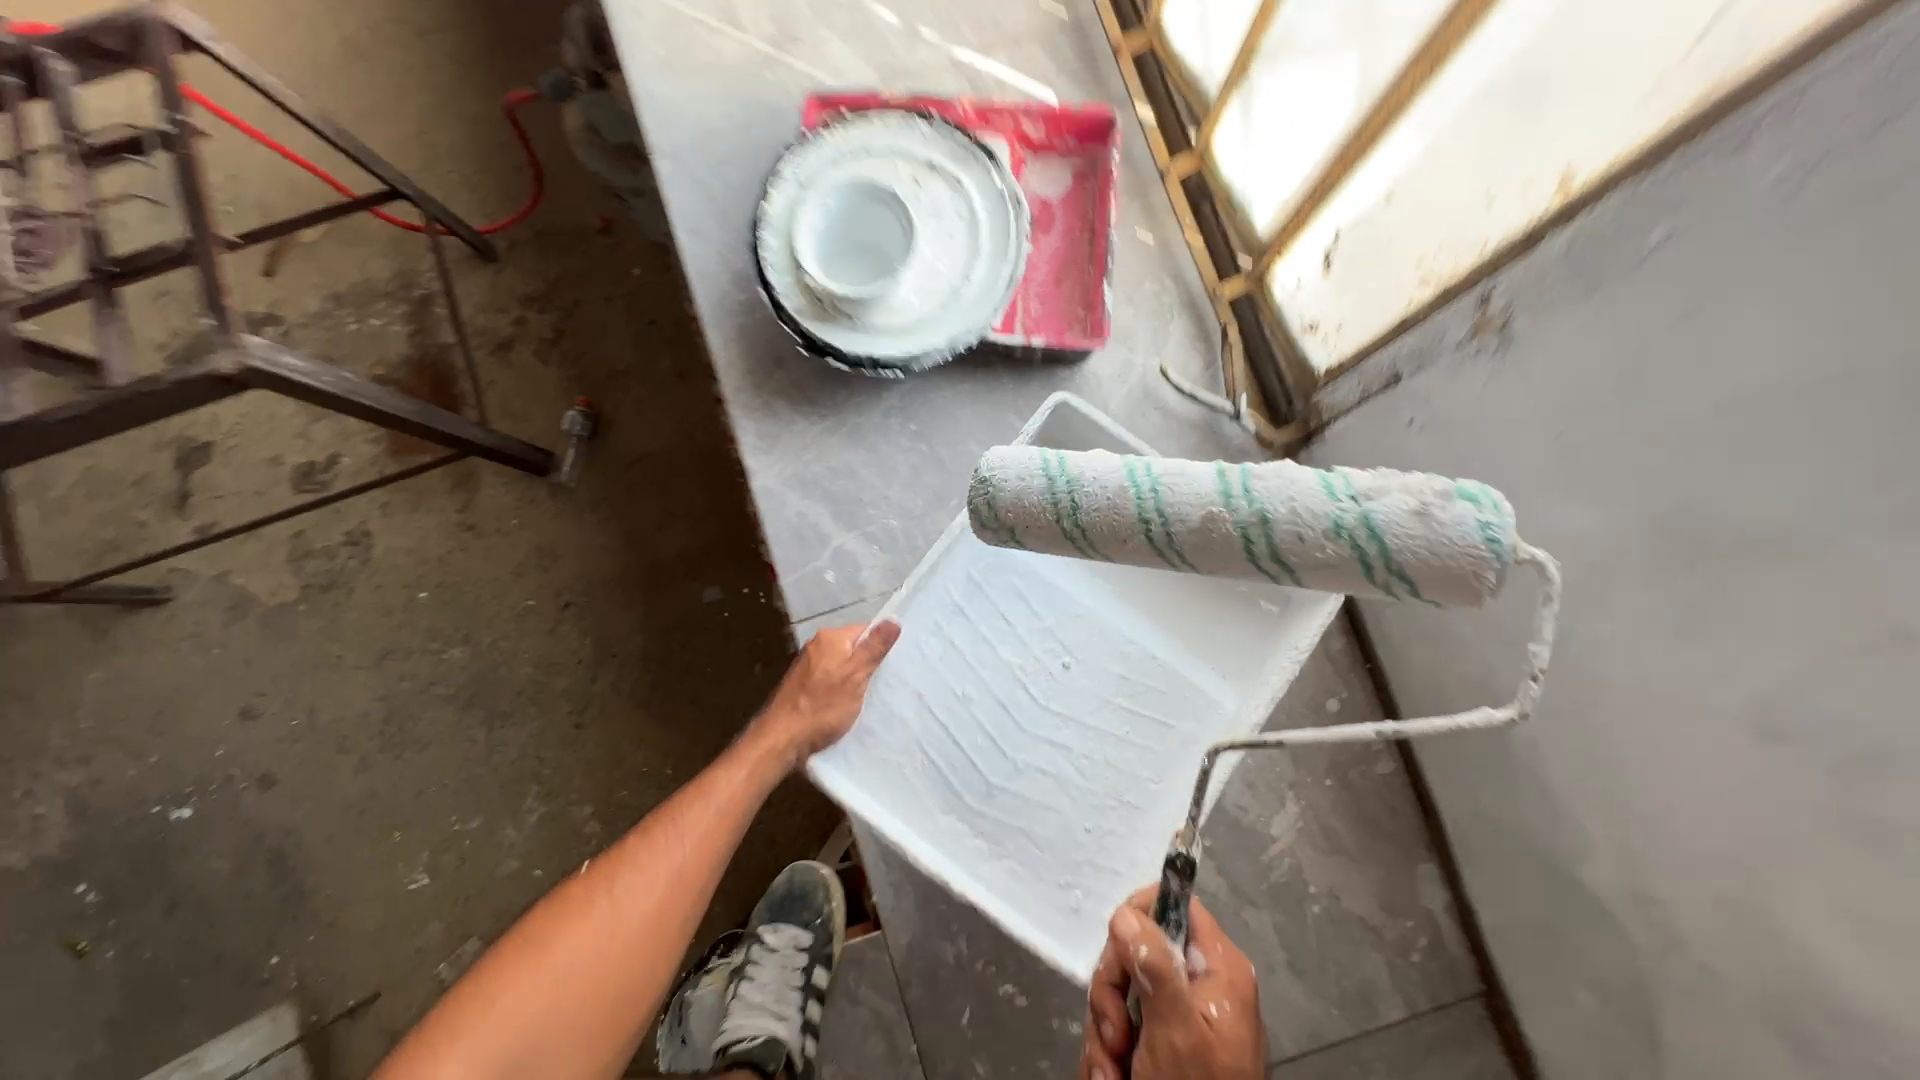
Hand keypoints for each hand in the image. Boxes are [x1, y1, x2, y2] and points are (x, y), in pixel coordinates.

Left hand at [752, 619, 901, 764]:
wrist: (783, 738)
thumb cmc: (823, 706)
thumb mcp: (856, 676)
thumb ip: (874, 647)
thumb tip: (893, 618)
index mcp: (830, 638)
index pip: (865, 630)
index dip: (880, 646)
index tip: (891, 665)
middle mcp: (816, 645)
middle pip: (852, 647)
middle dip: (867, 663)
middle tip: (882, 682)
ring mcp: (806, 665)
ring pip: (840, 664)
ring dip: (853, 678)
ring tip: (866, 696)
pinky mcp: (802, 684)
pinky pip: (829, 679)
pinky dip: (839, 688)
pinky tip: (845, 704)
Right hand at [1081, 888, 1262, 1079]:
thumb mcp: (1175, 1030)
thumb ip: (1154, 966)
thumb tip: (1126, 912)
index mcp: (1218, 968)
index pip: (1177, 905)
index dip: (1141, 912)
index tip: (1115, 942)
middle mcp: (1199, 984)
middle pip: (1137, 951)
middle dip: (1112, 995)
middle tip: (1114, 1036)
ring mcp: (1178, 1015)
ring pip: (1120, 993)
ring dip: (1104, 1032)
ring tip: (1112, 1073)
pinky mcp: (1160, 1043)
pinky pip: (1119, 1026)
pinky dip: (1107, 1053)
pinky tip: (1112, 1078)